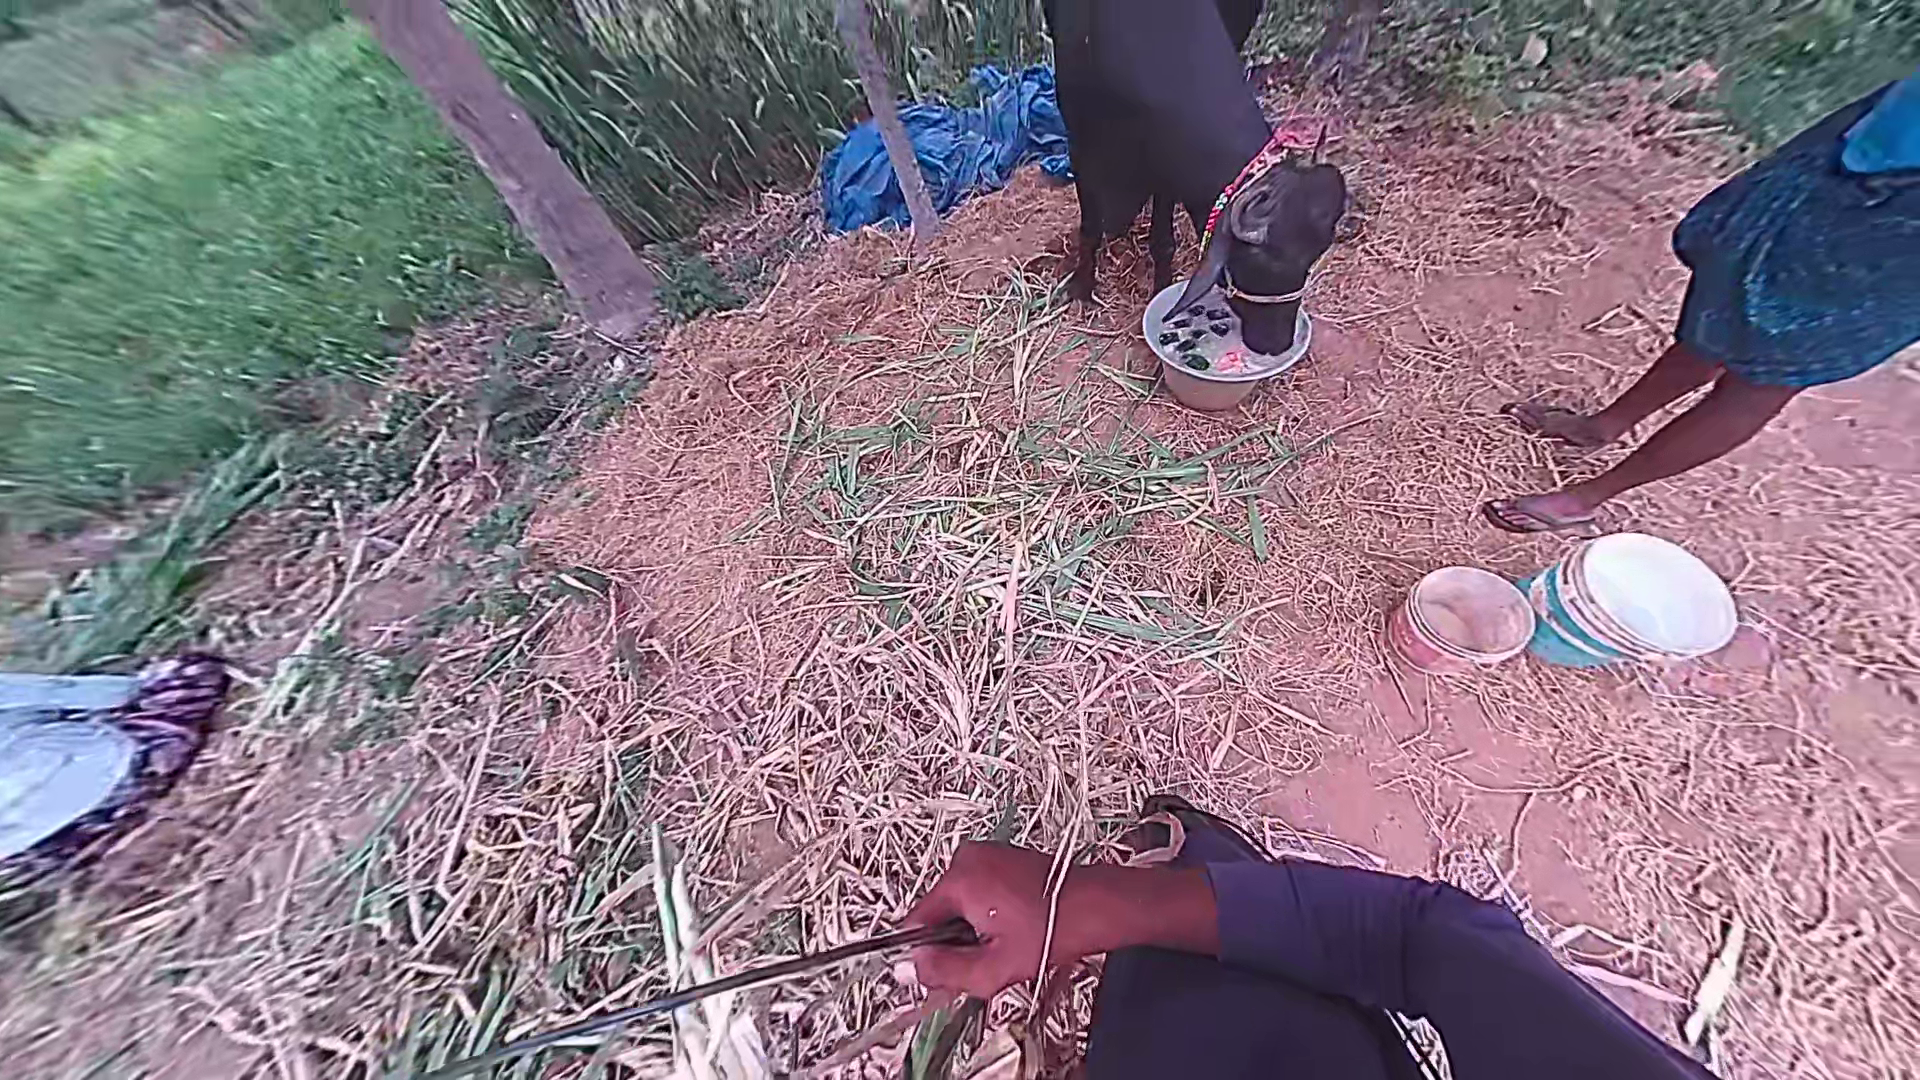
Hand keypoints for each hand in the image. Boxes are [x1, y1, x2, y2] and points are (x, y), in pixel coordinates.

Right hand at [904, 842, 1070, 997]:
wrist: (1088, 904)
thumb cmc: (1050, 929)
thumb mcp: (993, 967)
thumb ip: (946, 970)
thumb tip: (915, 967)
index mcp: (959, 879)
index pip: (917, 919)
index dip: (927, 950)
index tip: (943, 967)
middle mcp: (967, 857)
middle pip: (938, 908)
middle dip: (953, 937)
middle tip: (983, 954)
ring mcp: (984, 852)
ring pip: (957, 899)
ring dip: (969, 922)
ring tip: (1001, 936)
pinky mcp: (997, 854)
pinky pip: (974, 885)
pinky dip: (983, 906)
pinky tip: (1008, 920)